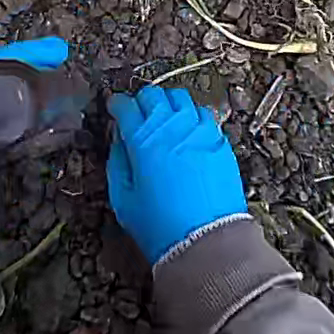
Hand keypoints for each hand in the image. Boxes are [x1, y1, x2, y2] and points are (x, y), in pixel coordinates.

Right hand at [106, 86, 246, 263]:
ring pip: (180, 96)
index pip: (126, 106)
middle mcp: (171, 126)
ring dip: (168, 103)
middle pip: (153, 94)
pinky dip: (191, 116)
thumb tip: (119, 140)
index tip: (115, 108)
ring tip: (165, 118)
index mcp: (143, 140)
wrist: (207, 240)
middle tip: (139, 113)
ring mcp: (198, 128)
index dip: (117, 104)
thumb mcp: (124, 200)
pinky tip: (188, 130)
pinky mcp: (218, 136)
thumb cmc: (161, 226)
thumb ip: (117, 163)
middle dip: (142, 100)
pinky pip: (202, 113)